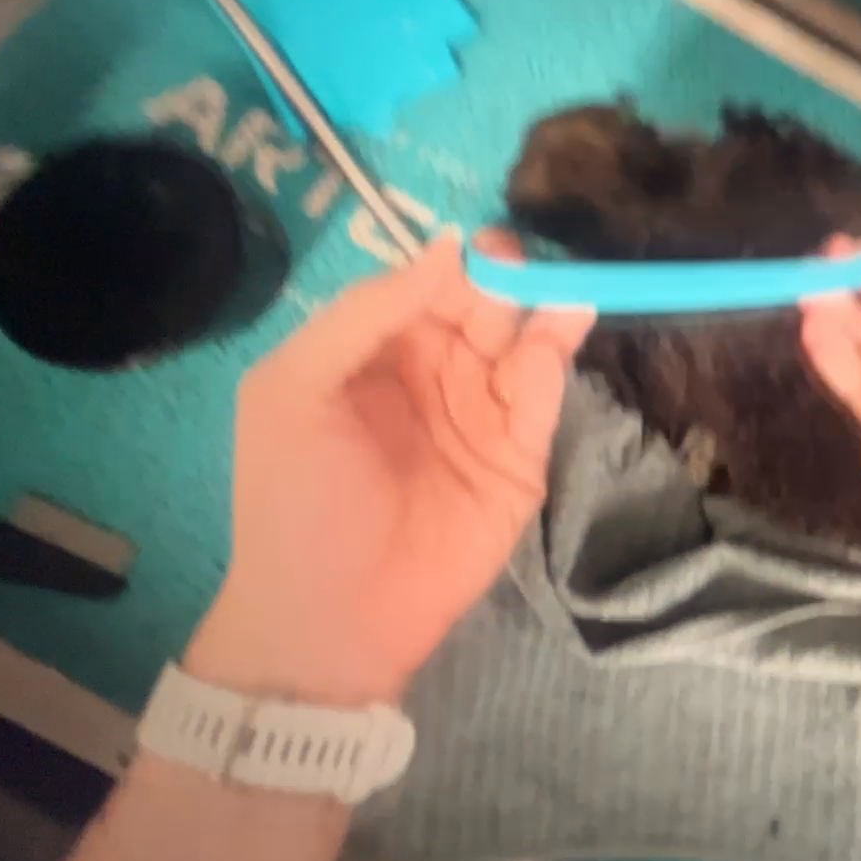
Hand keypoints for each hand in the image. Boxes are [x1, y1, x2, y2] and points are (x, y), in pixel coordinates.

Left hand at [186, 231, 592, 703]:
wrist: (337, 613)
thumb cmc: (298, 495)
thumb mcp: (294, 388)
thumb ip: (365, 313)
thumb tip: (447, 247)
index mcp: (380, 348)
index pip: (431, 284)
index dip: (458, 262)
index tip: (484, 248)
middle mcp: (438, 368)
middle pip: (486, 303)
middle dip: (506, 279)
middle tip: (524, 267)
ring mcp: (485, 409)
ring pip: (525, 340)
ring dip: (544, 308)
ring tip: (560, 290)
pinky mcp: (523, 448)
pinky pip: (543, 390)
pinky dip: (557, 355)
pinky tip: (565, 325)